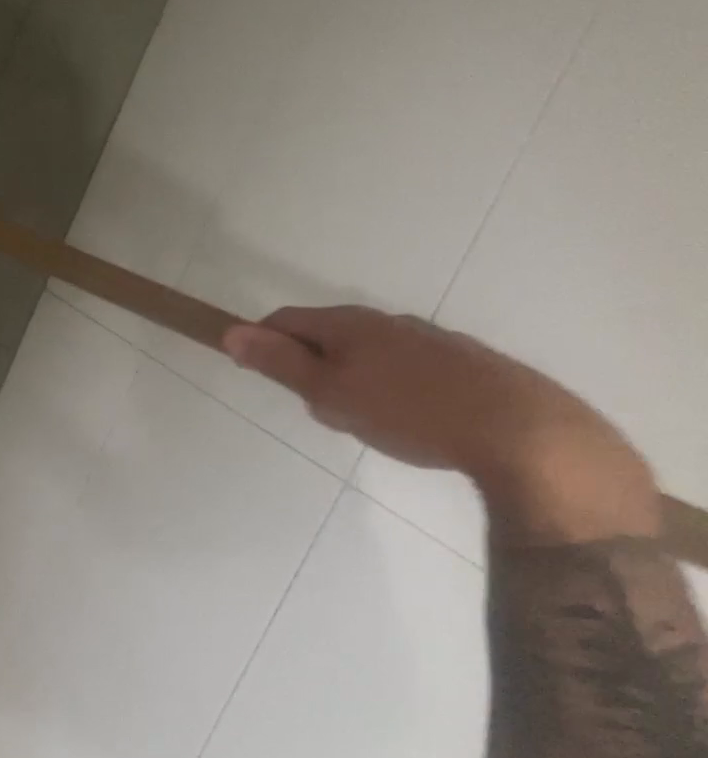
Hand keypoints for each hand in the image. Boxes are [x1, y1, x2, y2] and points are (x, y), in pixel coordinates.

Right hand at [224, 306, 657, 542]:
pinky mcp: (474, 367)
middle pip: (329, 337)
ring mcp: (436, 341)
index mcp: (350, 324)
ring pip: (373, 355)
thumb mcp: (329, 393)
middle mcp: (390, 322)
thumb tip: (231, 332)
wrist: (528, 437)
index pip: (285, 320)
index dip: (262, 342)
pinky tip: (416, 424)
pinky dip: (398, 390)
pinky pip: (414, 371)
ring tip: (369, 423)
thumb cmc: (410, 412)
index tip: (256, 373)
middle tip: (319, 410)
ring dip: (356, 380)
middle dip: (312, 367)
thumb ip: (279, 362)